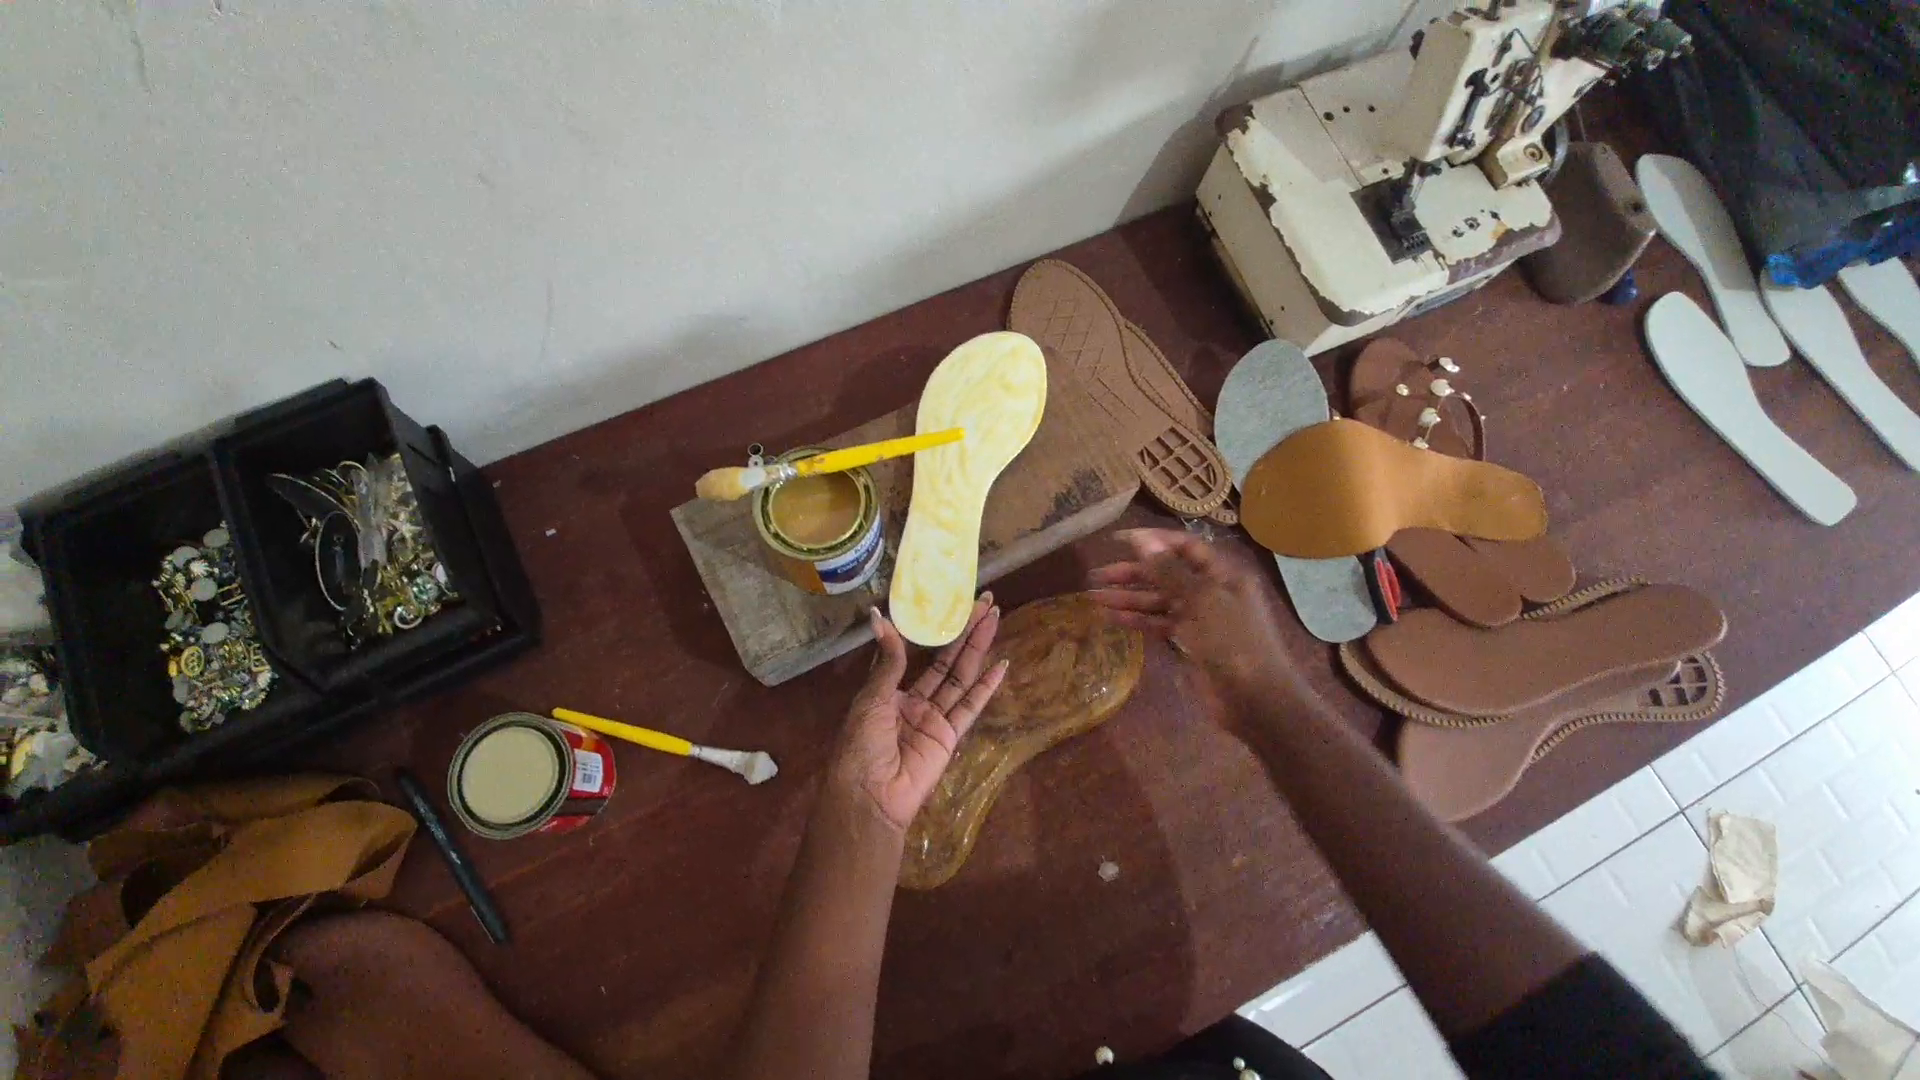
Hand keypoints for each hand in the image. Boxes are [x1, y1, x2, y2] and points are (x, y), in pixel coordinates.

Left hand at [829, 595, 1008, 833]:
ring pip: (961, 676)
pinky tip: (1001, 665)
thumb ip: (888, 661)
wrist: (870, 796)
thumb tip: (878, 614)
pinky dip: (986, 687)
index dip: (933, 629)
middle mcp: (914, 700)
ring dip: (978, 649)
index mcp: (889, 690)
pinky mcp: (950, 736)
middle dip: (965, 631)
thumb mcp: (871, 699)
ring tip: (995, 620)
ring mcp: (934, 718)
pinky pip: (970, 706)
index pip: (916, 651)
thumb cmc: (861, 746)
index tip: (948, 603)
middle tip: (985, 602)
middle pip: (945, 659)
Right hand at [1087, 529, 1297, 698]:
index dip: (1152, 541)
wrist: (1256, 699)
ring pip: (1159, 600)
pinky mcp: (1190, 643)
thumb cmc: (1234, 641)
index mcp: (1222, 574)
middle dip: (1132, 573)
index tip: (1117, 541)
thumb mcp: (1202, 600)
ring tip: (1094, 597)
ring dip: (1129, 598)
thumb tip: (1142, 540)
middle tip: (1097, 575)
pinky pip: (1159, 624)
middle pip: (1166, 574)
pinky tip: (1112, 618)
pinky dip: (1137, 620)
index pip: (1184, 547)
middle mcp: (1210, 591)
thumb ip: (1169, 571)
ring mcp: (1199, 618)